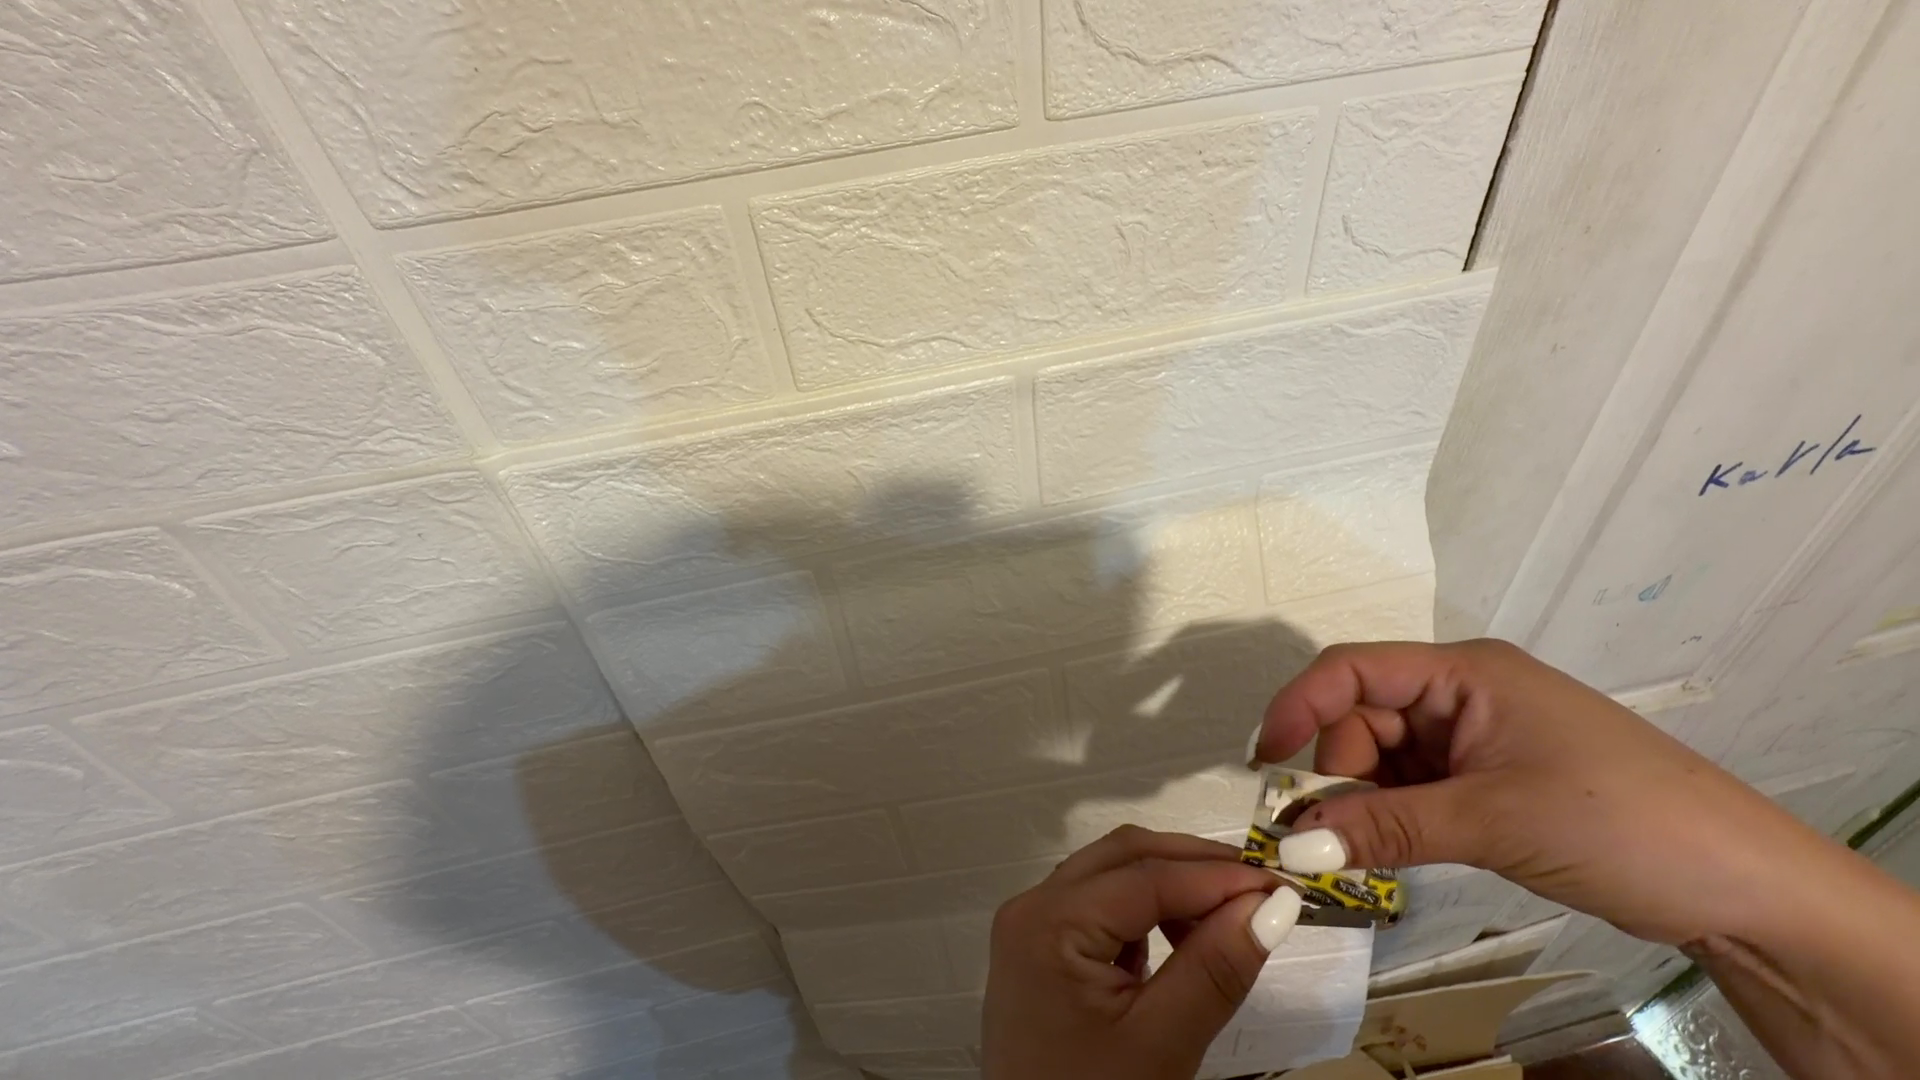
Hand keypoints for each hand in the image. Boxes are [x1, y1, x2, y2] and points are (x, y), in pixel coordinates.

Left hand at [981, 827, 1304, 1079]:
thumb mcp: (1162, 1042)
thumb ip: (1215, 967)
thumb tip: (1273, 905)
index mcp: (1049, 922)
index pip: (1146, 877)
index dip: (1220, 876)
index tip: (1285, 885)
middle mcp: (1032, 906)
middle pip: (1124, 857)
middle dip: (1196, 866)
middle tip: (1263, 891)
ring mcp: (1032, 924)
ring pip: (1112, 874)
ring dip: (1172, 885)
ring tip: (1226, 921)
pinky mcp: (1042, 947)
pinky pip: (1100, 904)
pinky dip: (1145, 910)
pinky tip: (1178, 941)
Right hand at [1248, 639, 1833, 945]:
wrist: (1752, 893)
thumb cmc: (1621, 823)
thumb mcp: (1491, 820)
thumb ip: (1383, 827)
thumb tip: (1292, 842)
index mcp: (1465, 671)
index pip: (1353, 669)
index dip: (1299, 705)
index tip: (1266, 762)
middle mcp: (1462, 695)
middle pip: (1361, 718)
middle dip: (1334, 770)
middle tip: (1320, 833)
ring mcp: (1476, 739)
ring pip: (1383, 757)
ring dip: (1361, 799)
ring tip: (1357, 851)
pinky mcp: (1487, 780)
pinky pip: (1412, 788)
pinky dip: (1390, 817)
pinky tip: (1387, 849)